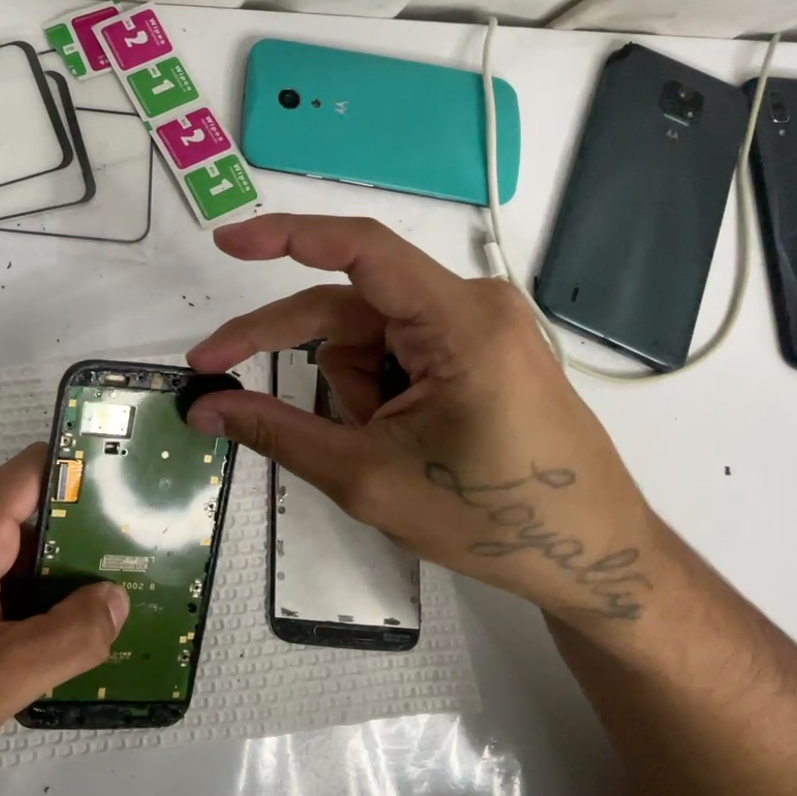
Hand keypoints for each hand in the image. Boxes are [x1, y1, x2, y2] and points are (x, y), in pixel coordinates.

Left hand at [0, 446, 127, 795]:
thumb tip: (116, 597)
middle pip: (29, 510)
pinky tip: (31, 635)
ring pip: (6, 543)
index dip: (88, 474)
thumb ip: (69, 637)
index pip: (39, 466)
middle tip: (126, 584)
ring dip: (45, 576)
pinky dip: (11, 589)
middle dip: (77, 544)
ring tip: (88, 619)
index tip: (137, 500)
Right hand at [185, 214, 662, 629]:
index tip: (225, 242)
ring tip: (376, 446)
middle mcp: (470, 306)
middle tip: (212, 374)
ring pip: (364, 337)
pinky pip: (392, 350)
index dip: (284, 235)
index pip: (360, 250)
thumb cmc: (492, 522)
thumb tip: (200, 407)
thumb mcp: (366, 478)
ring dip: (346, 390)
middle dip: (282, 346)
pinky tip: (397, 437)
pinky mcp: (476, 347)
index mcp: (459, 323)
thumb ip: (275, 432)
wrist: (596, 559)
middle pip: (343, 308)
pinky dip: (372, 390)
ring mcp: (477, 325)